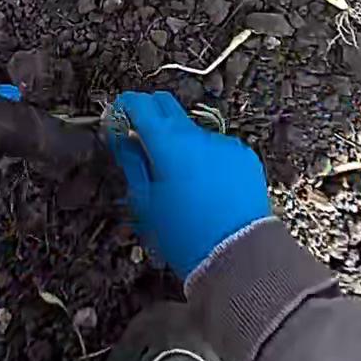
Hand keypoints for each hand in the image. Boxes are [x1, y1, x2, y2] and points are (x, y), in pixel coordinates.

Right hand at [107, 91, 270, 278]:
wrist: (238, 256)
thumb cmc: (188, 238)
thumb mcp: (147, 203)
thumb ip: (133, 163)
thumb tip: (122, 139)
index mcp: (170, 145)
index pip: (141, 104)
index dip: (125, 106)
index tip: (118, 117)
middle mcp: (198, 136)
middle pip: (167, 106)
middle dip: (149, 115)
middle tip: (140, 139)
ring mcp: (223, 143)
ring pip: (192, 131)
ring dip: (180, 145)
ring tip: (178, 181)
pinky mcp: (242, 155)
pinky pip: (216, 148)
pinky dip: (205, 159)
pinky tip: (205, 187)